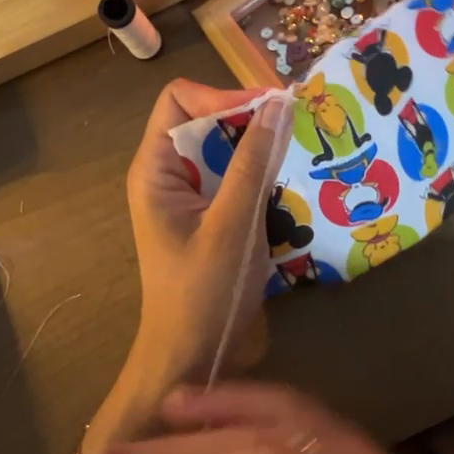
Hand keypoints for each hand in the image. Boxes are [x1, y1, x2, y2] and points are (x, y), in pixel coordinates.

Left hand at [125, 80, 292, 385]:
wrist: (190, 359)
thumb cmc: (203, 294)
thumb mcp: (232, 224)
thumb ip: (253, 163)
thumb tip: (279, 104)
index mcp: (154, 169)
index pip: (179, 99)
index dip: (222, 95)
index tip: (270, 109)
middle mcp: (166, 173)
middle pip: (203, 119)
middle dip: (247, 118)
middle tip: (295, 126)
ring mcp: (186, 196)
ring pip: (222, 148)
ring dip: (258, 146)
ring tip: (299, 149)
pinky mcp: (207, 216)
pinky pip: (232, 177)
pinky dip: (258, 173)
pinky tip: (289, 182)